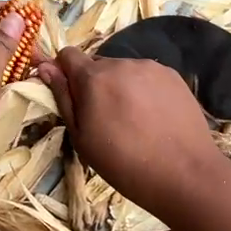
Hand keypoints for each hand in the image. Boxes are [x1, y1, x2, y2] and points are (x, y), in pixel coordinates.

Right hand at [36, 45, 226, 216]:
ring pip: (123, 70)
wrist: (186, 176)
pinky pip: (147, 76)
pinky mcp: (173, 76)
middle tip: (106, 118)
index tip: (73, 97)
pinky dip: (144, 90)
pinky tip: (154, 117)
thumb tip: (44, 67)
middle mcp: (121, 63)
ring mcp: (150, 67)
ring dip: (120, 86)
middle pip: (97, 65)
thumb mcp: (82, 138)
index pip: (67, 55)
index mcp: (93, 77)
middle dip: (95, 84)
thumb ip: (62, 98)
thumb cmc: (124, 164)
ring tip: (134, 120)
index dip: (65, 73)